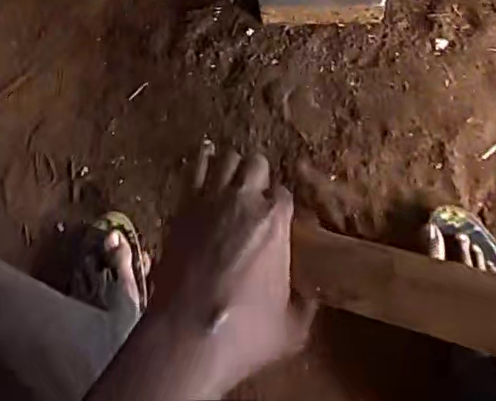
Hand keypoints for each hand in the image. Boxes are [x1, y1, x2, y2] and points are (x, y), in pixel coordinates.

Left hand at [146, 145, 314, 395]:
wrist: (185, 337)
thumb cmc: (243, 333)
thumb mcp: (292, 328)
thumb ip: (306, 302)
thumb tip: (311, 294)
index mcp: (275, 219)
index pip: (285, 193)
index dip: (283, 206)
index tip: (280, 221)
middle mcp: (245, 198)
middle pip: (258, 163)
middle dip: (260, 177)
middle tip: (257, 198)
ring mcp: (211, 198)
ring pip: (227, 158)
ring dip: (233, 168)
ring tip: (233, 183)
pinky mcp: (184, 206)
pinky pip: (195, 170)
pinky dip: (202, 165)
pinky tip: (205, 166)